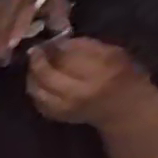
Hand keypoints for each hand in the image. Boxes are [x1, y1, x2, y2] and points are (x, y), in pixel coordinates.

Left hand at [25, 37, 157, 127]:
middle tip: (34, 51)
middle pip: (47, 76)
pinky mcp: (54, 116)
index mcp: (99, 74)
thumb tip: (61, 42)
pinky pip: (36, 101)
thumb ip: (88, 48)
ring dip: (32, 76)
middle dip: (37, 62)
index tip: (47, 42)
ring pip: (36, 90)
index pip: (68, 59)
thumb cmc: (126, 77)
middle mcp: (77, 93)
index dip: (54, 49)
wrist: (124, 110)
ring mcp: (63, 108)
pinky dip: (34, 89)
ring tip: (34, 65)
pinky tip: (36, 80)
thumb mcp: (115, 55)